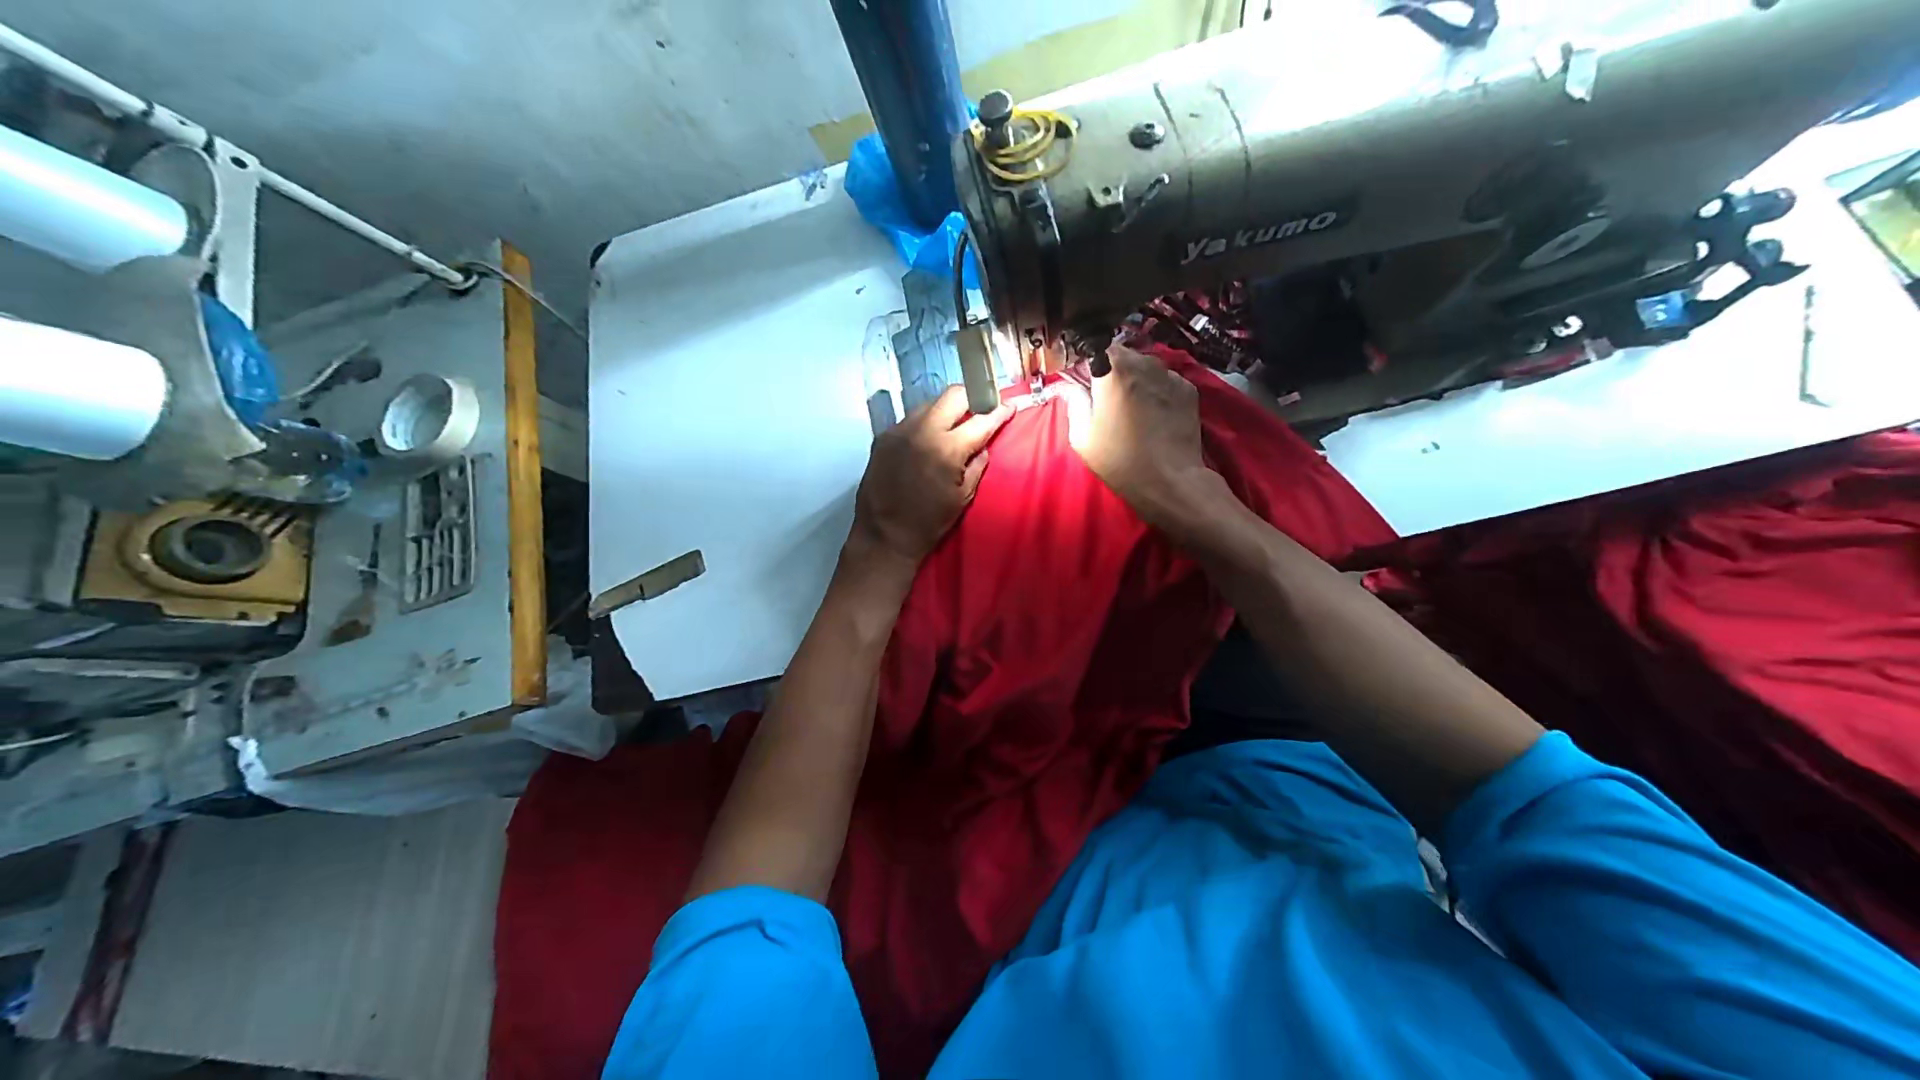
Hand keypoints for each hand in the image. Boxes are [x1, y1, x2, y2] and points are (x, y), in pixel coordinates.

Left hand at [850, 386, 1011, 565]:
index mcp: (947, 449)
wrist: (884, 535)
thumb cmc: (928, 522)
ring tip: (953, 426)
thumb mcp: (962, 497)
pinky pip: (910, 420)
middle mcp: (922, 430)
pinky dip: (925, 425)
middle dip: (972, 398)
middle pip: (954, 395)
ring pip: (930, 404)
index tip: (1009, 407)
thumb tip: (982, 446)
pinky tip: (928, 441)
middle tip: (981, 409)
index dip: (999, 412)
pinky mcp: (883, 436)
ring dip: (946, 411)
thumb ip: (976, 465)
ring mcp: (900, 430)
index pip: (981, 420)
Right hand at [1069, 346, 1231, 536]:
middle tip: (1106, 397)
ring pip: (1145, 366)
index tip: (1083, 381)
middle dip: (1112, 370)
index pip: (1095, 348)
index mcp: (1113, 372)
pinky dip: (1156, 390)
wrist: (1170, 480)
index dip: (1087, 363)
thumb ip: (1074, 403)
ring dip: (1135, 379)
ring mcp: (1170, 375)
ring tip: (1131, 407)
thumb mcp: (1082, 437)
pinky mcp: (1188, 389)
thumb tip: (1070, 387)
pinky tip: (1153, 413)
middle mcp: (1144, 365)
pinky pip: (1165, 380)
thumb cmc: (1120, 461)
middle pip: (1122, 355)